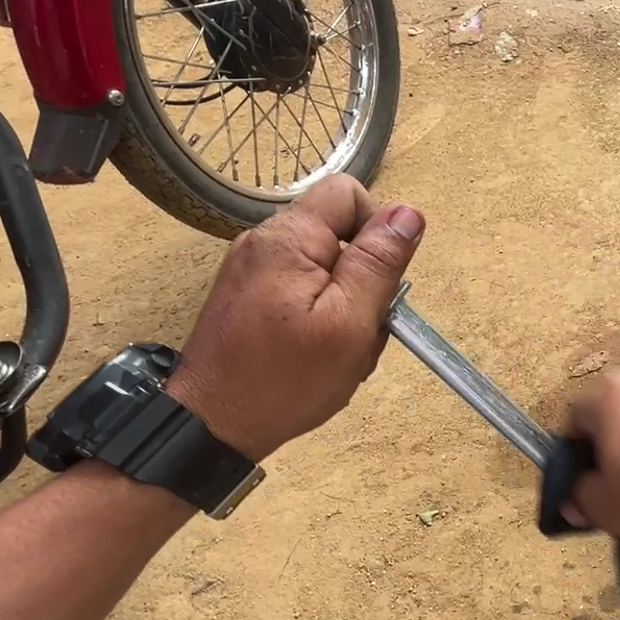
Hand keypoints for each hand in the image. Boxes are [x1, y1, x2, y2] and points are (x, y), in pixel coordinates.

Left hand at [164, 175, 423, 460]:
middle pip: (339, 230)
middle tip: (359, 325)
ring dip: (347, 300)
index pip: (348, 193)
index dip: (377, 227)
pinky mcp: (247, 293)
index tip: (378, 279)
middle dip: (363, 275)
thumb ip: (380, 263)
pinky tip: (319, 348)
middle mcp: (263, 241)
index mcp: (288, 239)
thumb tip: (409, 214)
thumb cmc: (287, 379)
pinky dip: (323, 312)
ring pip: (326, 263)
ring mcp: (251, 268)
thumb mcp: (351, 322)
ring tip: (340, 344)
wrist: (211, 427)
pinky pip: (304, 286)